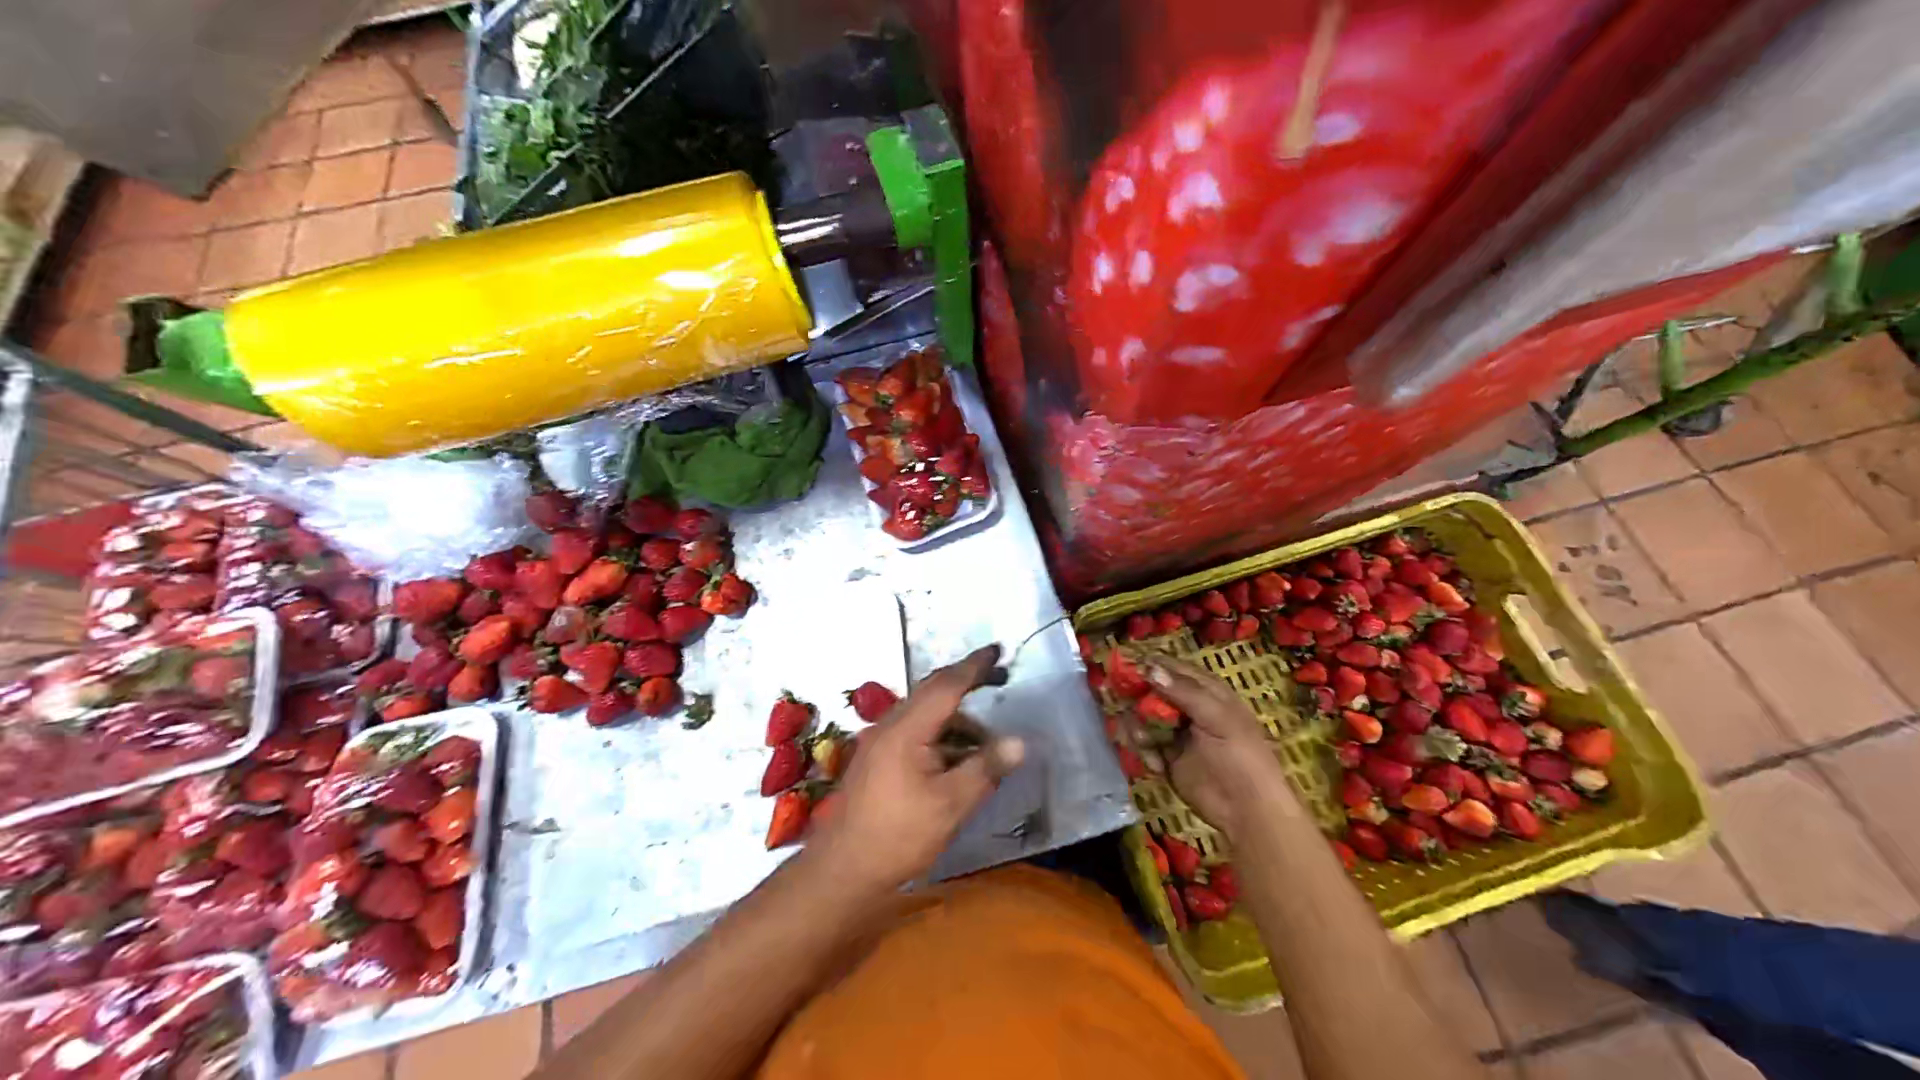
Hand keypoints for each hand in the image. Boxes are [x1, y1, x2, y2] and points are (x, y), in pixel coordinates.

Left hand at [809, 645, 1025, 892]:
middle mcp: (890, 726)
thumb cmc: (899, 834)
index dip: (973, 667)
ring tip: (987, 742)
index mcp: (906, 729)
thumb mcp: (951, 804)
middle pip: (933, 694)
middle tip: (999, 681)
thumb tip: (1019, 742)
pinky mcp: (878, 760)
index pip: (945, 686)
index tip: (997, 650)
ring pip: (925, 717)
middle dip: (966, 685)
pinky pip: (916, 733)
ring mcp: (881, 743)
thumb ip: (986, 769)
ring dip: (957, 721)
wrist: (844, 869)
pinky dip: (942, 737)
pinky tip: (959, 760)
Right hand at [1134, 654, 1297, 838]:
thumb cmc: (1240, 756)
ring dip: (1138, 728)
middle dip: (1135, 699)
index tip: (1122, 667)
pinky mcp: (1165, 756)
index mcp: (1205, 691)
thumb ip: (1184, 692)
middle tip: (1125, 707)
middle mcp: (1186, 706)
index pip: (1171, 668)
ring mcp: (1174, 732)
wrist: (1247, 810)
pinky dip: (1144, 751)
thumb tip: (1149, 668)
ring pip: (1141, 717)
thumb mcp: (1218, 718)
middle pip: (1149, 691)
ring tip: (1147, 743)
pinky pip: (1143, 744)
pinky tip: (1156, 765)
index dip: (1148, 665)